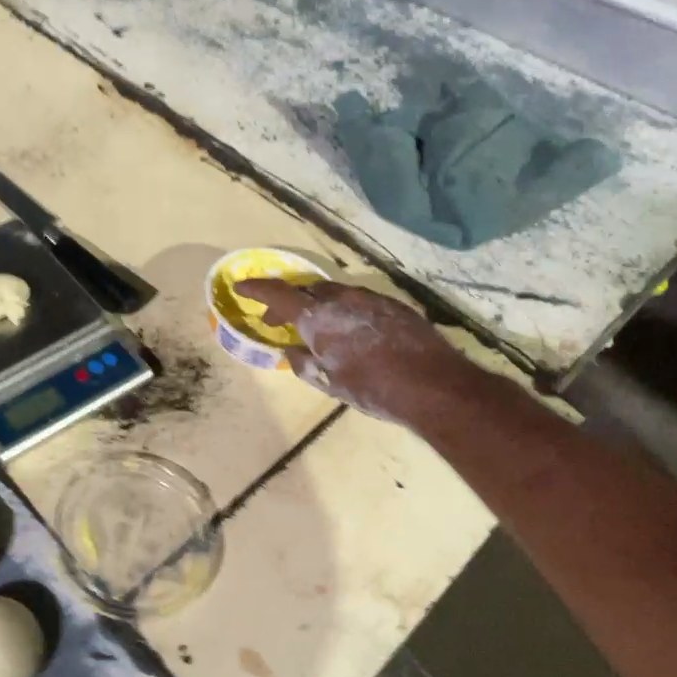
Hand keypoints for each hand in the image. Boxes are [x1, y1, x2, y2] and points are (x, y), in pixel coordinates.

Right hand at [232, 279, 487, 423]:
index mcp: (317, 316)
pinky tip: (353, 331)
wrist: (435, 387)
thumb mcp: (327, 382)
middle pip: (307, 290)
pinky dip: (346, 311)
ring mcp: (370, 299)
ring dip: (320, 306)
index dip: (256, 289)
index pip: (277, 293)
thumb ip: (302, 362)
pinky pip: (360, 301)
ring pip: (335, 294)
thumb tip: (292, 350)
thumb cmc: (372, 388)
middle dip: (289, 301)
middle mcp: (340, 299)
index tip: (241, 288)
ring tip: (319, 327)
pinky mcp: (395, 306)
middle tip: (280, 320)